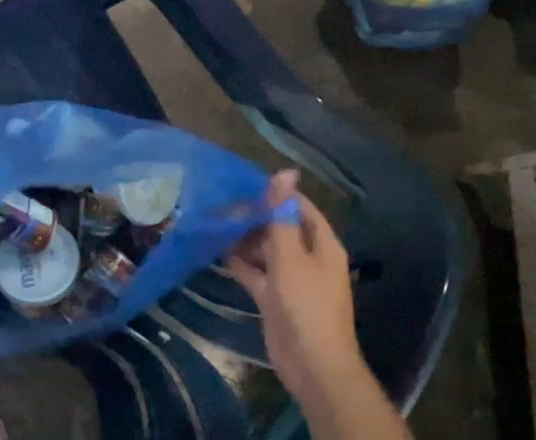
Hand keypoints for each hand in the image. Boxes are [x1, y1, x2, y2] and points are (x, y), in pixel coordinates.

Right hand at [227, 173, 407, 439]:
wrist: (312, 365)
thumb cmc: (305, 303)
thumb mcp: (290, 254)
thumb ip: (281, 214)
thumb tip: (286, 170)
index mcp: (321, 243)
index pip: (298, 206)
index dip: (275, 194)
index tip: (244, 182)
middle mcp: (308, 257)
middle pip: (280, 228)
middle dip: (253, 217)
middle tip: (220, 203)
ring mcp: (291, 279)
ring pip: (265, 250)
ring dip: (244, 239)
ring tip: (213, 222)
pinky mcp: (275, 298)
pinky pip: (256, 272)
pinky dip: (240, 262)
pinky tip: (216, 249)